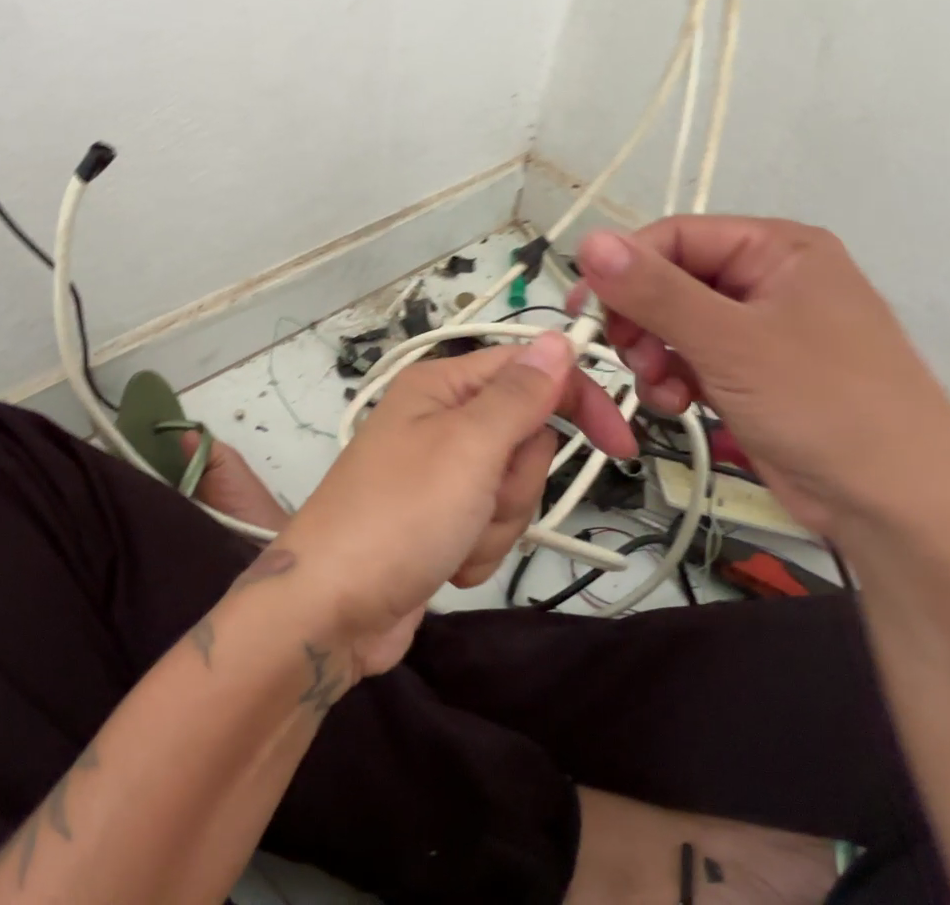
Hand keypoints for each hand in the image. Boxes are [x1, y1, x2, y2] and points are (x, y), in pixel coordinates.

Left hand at [279, 334, 634, 675]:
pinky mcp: (436, 526)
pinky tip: (443, 565)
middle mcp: (437, 425)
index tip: (619, 448)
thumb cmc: (398, 518)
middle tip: (477, 498)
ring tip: (452, 539)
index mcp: (439, 388)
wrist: (330, 611)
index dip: (578, 402)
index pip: (530, 371)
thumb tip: (558, 339)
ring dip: (495, 524)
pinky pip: (488, 529)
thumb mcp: (467, 447)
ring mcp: (437, 480)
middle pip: (525, 439)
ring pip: (512, 491)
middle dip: (516, 482)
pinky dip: (476, 552)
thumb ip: (519, 394)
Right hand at [572, 216, 949, 534]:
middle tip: (633, 359)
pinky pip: (690, 361)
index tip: (583, 312)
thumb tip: (588, 241)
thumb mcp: (729, 342)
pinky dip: (674, 381)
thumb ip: (655, 292)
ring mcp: (759, 330)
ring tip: (664, 390)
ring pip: (673, 325)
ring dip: (654, 357)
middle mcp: (768, 280)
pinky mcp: (750, 374)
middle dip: (641, 322)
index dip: (623, 270)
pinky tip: (680, 406)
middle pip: (669, 281)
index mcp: (777, 249)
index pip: (674, 237)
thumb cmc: (822, 404)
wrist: (893, 501)